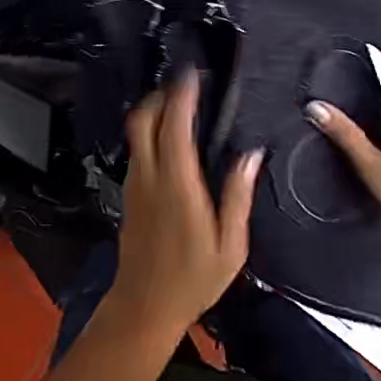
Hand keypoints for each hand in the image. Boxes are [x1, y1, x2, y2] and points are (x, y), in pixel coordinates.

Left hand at [110, 73, 261, 334]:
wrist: (144, 305)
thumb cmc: (193, 279)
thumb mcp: (230, 245)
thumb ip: (238, 197)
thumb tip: (251, 156)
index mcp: (177, 185)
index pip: (174, 127)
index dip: (181, 96)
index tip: (192, 75)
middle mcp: (150, 177)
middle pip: (142, 120)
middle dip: (160, 96)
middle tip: (184, 85)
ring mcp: (134, 184)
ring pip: (136, 133)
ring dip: (153, 112)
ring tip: (180, 104)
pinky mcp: (129, 194)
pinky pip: (137, 150)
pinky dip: (150, 132)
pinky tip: (169, 138)